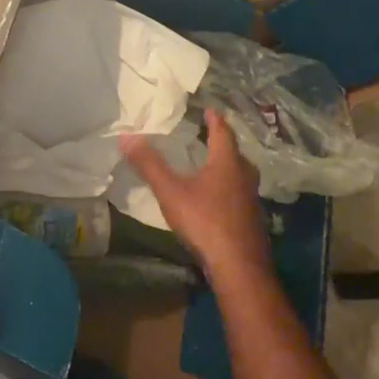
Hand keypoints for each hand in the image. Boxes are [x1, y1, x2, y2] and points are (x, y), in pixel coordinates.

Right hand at [120, 109, 269, 278]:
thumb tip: (126, 136)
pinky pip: (240, 195)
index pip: (223, 134)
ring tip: (211, 165)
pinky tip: (216, 199)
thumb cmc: (205, 221)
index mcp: (227, 164)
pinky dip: (229, 189)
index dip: (215, 120)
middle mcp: (244, 179)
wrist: (240, 269)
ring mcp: (251, 202)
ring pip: (241, 177)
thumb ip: (149, 164)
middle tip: (210, 136)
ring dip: (228, 167)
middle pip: (236, 155)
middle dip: (224, 144)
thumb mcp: (170, 191)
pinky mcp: (252, 222)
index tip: (210, 109)